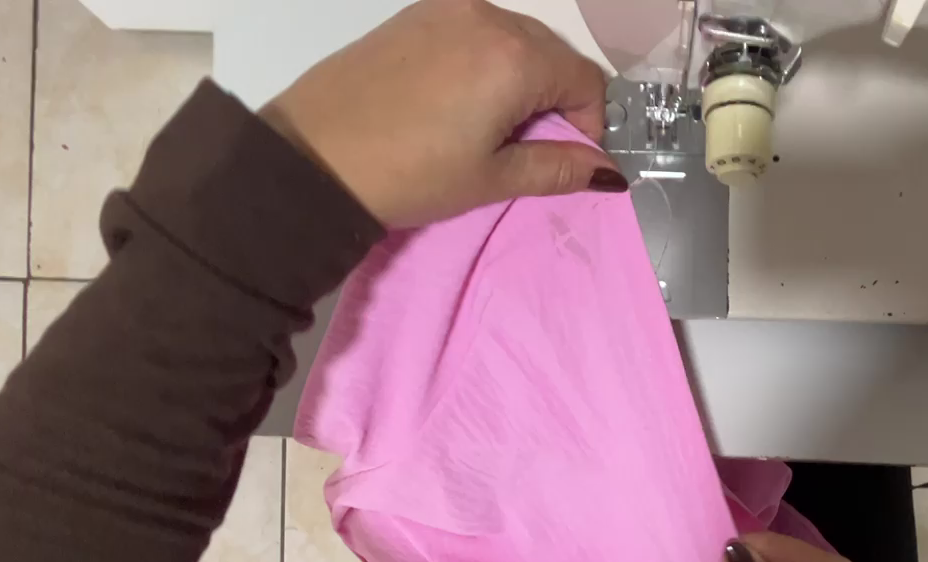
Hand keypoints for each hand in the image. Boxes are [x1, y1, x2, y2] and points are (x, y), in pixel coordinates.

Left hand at [259, 0, 626, 227]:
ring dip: (529, 82)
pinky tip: (471, 102)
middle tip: (539, 149)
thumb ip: (559, 168)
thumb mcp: (494, 178)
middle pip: (555, 54)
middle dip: (563, 101)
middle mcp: (487, 14)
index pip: (586, 79)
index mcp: (514, 55)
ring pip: (519, 40)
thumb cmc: (414, 174)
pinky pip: (481, 31)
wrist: (318, 156)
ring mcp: (449, 6)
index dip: (593, 124)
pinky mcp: (420, 12)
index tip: (575, 160)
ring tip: (500, 129)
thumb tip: (609, 174)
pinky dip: (494, 64)